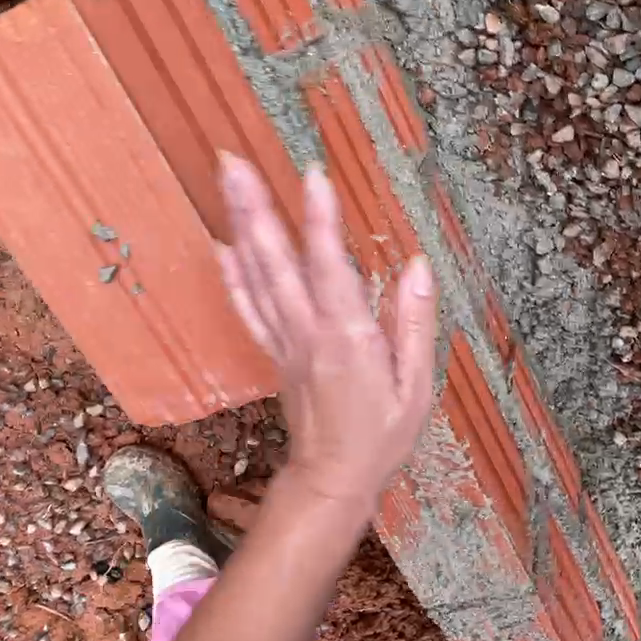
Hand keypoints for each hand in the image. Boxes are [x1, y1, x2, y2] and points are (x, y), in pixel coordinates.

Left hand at [214, 153, 437, 508]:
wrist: (333, 480)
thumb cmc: (383, 435)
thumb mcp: (416, 386)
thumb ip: (415, 323)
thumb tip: (418, 265)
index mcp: (347, 338)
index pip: (330, 268)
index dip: (322, 220)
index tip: (313, 174)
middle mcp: (307, 332)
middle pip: (275, 262)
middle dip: (255, 207)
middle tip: (233, 161)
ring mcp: (284, 341)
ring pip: (256, 276)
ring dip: (240, 225)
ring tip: (228, 181)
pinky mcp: (275, 352)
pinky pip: (248, 307)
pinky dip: (232, 273)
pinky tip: (222, 243)